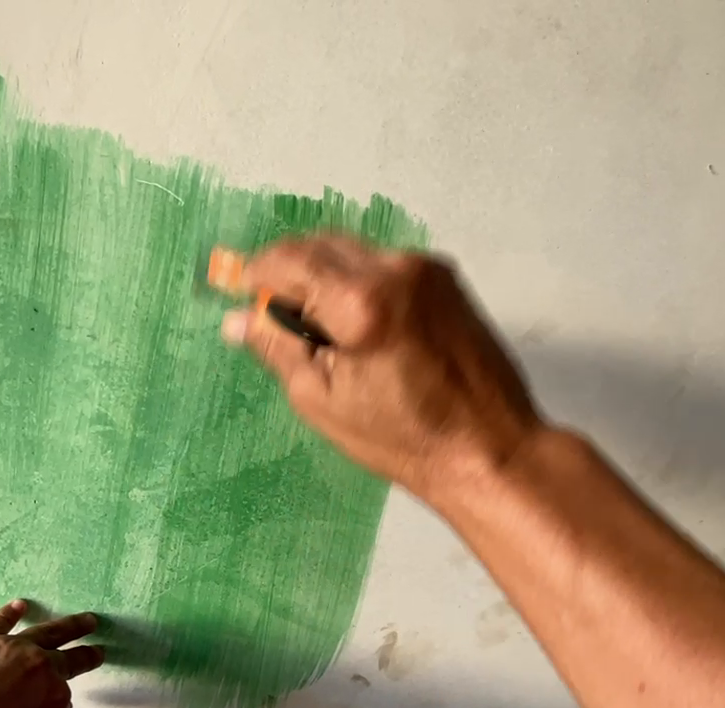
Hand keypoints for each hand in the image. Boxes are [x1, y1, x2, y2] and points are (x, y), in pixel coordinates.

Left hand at [0, 601, 103, 707]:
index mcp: (51, 702)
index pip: (61, 699)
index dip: (58, 704)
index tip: (58, 707)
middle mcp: (38, 670)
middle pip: (67, 658)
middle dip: (85, 653)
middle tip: (98, 648)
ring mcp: (9, 650)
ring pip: (45, 632)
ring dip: (67, 627)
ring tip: (84, 620)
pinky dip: (10, 613)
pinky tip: (19, 606)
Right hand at [221, 235, 546, 504]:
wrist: (487, 445)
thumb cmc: (401, 438)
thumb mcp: (320, 400)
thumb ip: (277, 348)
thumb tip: (236, 320)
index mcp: (360, 303)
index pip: (288, 261)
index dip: (255, 276)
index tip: (239, 296)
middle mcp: (395, 269)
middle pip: (318, 245)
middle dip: (286, 272)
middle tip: (272, 315)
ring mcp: (425, 268)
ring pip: (350, 251)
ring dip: (321, 276)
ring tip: (316, 329)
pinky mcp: (444, 277)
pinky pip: (381, 263)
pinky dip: (355, 282)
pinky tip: (355, 327)